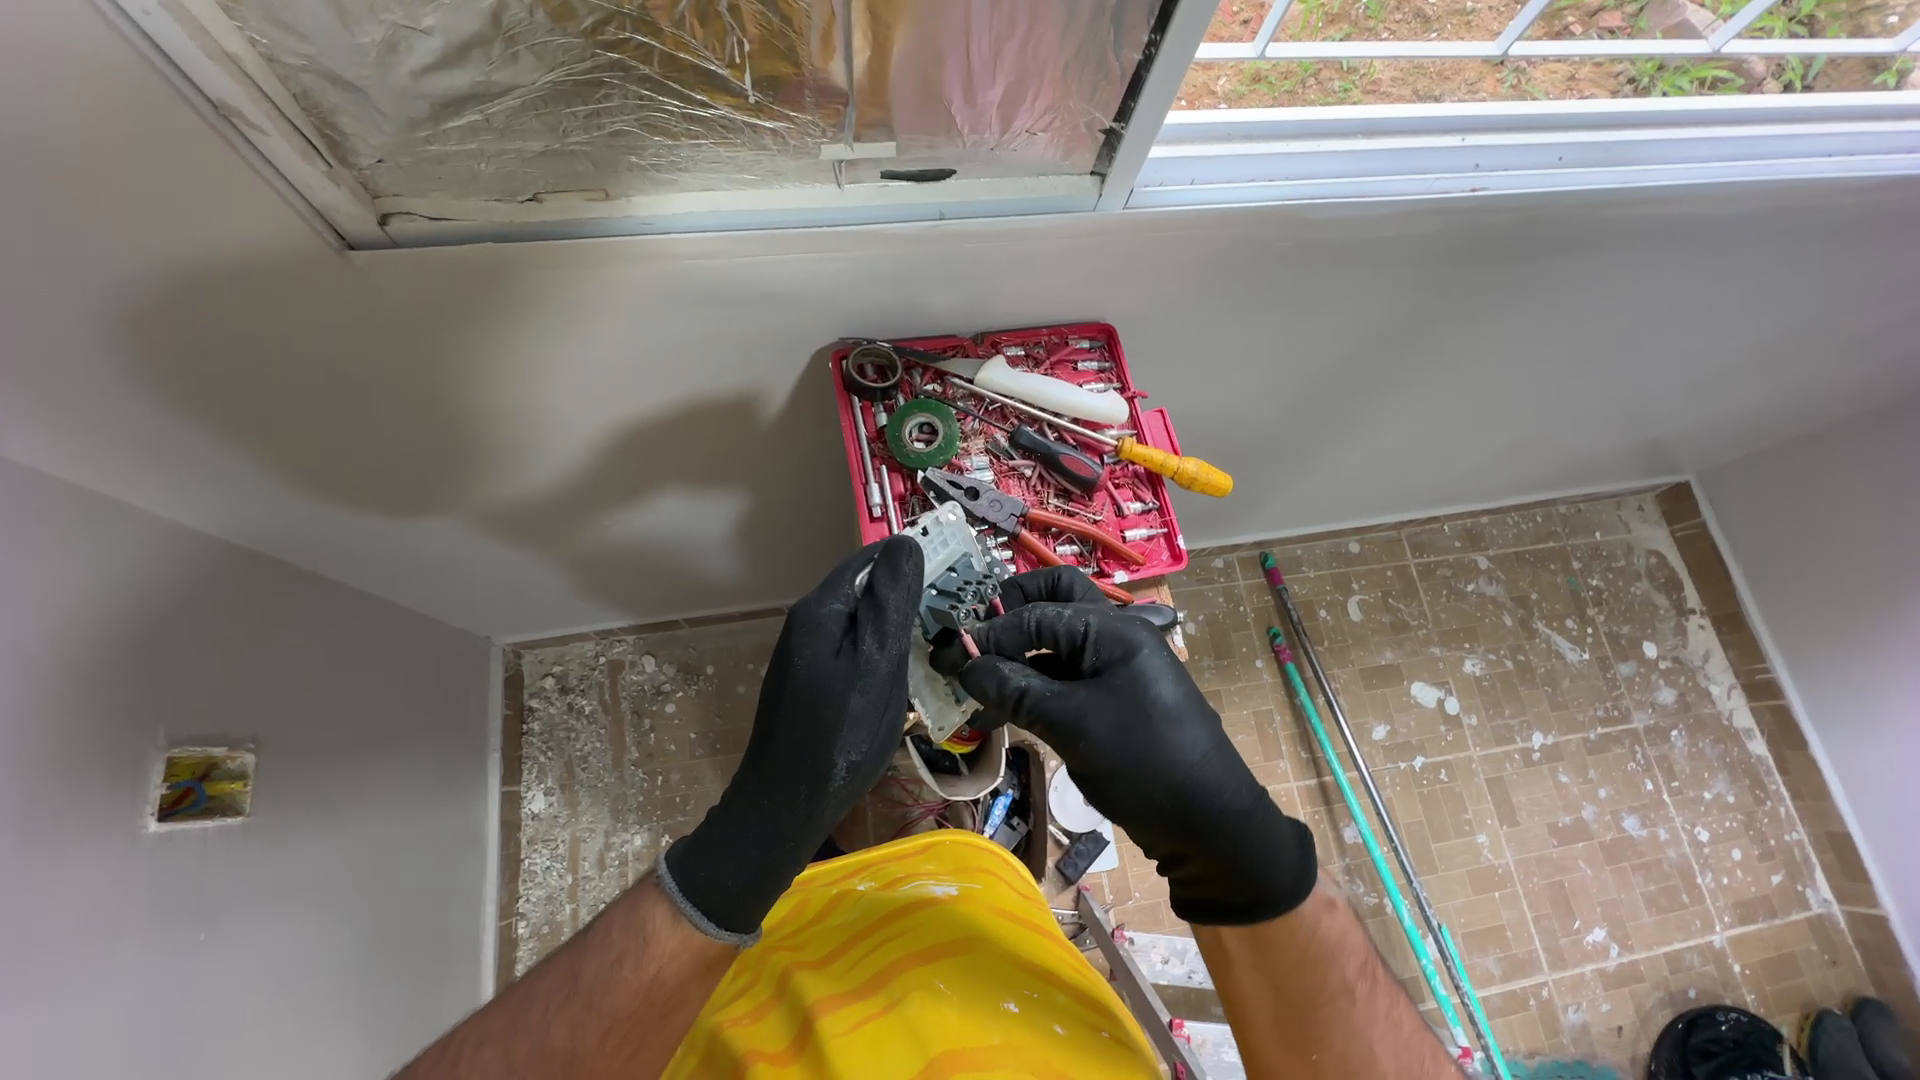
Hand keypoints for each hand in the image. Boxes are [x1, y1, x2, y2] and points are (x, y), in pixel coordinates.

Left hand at [659, 536, 922, 943]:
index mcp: (821, 609)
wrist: (786, 804)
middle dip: (908, 600)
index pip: (871, 560)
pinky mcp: (810, 684)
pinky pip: (853, 655)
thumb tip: (906, 542)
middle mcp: (808, 623)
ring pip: (860, 626)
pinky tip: (902, 683)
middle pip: (865, 593)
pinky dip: (881, 659)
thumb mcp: (876, 663)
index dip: (914, 564)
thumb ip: (889, 602)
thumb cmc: (840, 733)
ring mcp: (806, 656)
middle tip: (954, 622)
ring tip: (937, 651)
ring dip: (897, 633)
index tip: (956, 580)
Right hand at [940, 599, 1317, 925]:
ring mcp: (1117, 667)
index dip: (988, 635)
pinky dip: (1034, 685)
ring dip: (1018, 656)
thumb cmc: (1143, 762)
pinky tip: (1004, 710)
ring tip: (978, 686)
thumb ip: (1015, 690)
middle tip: (975, 637)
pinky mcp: (1114, 698)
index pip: (1036, 615)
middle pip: (1055, 601)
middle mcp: (1115, 636)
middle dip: (1010, 613)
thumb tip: (964, 665)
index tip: (947, 658)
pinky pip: (1066, 677)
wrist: (1209, 823)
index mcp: (1112, 629)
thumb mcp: (1071, 725)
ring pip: (1057, 643)